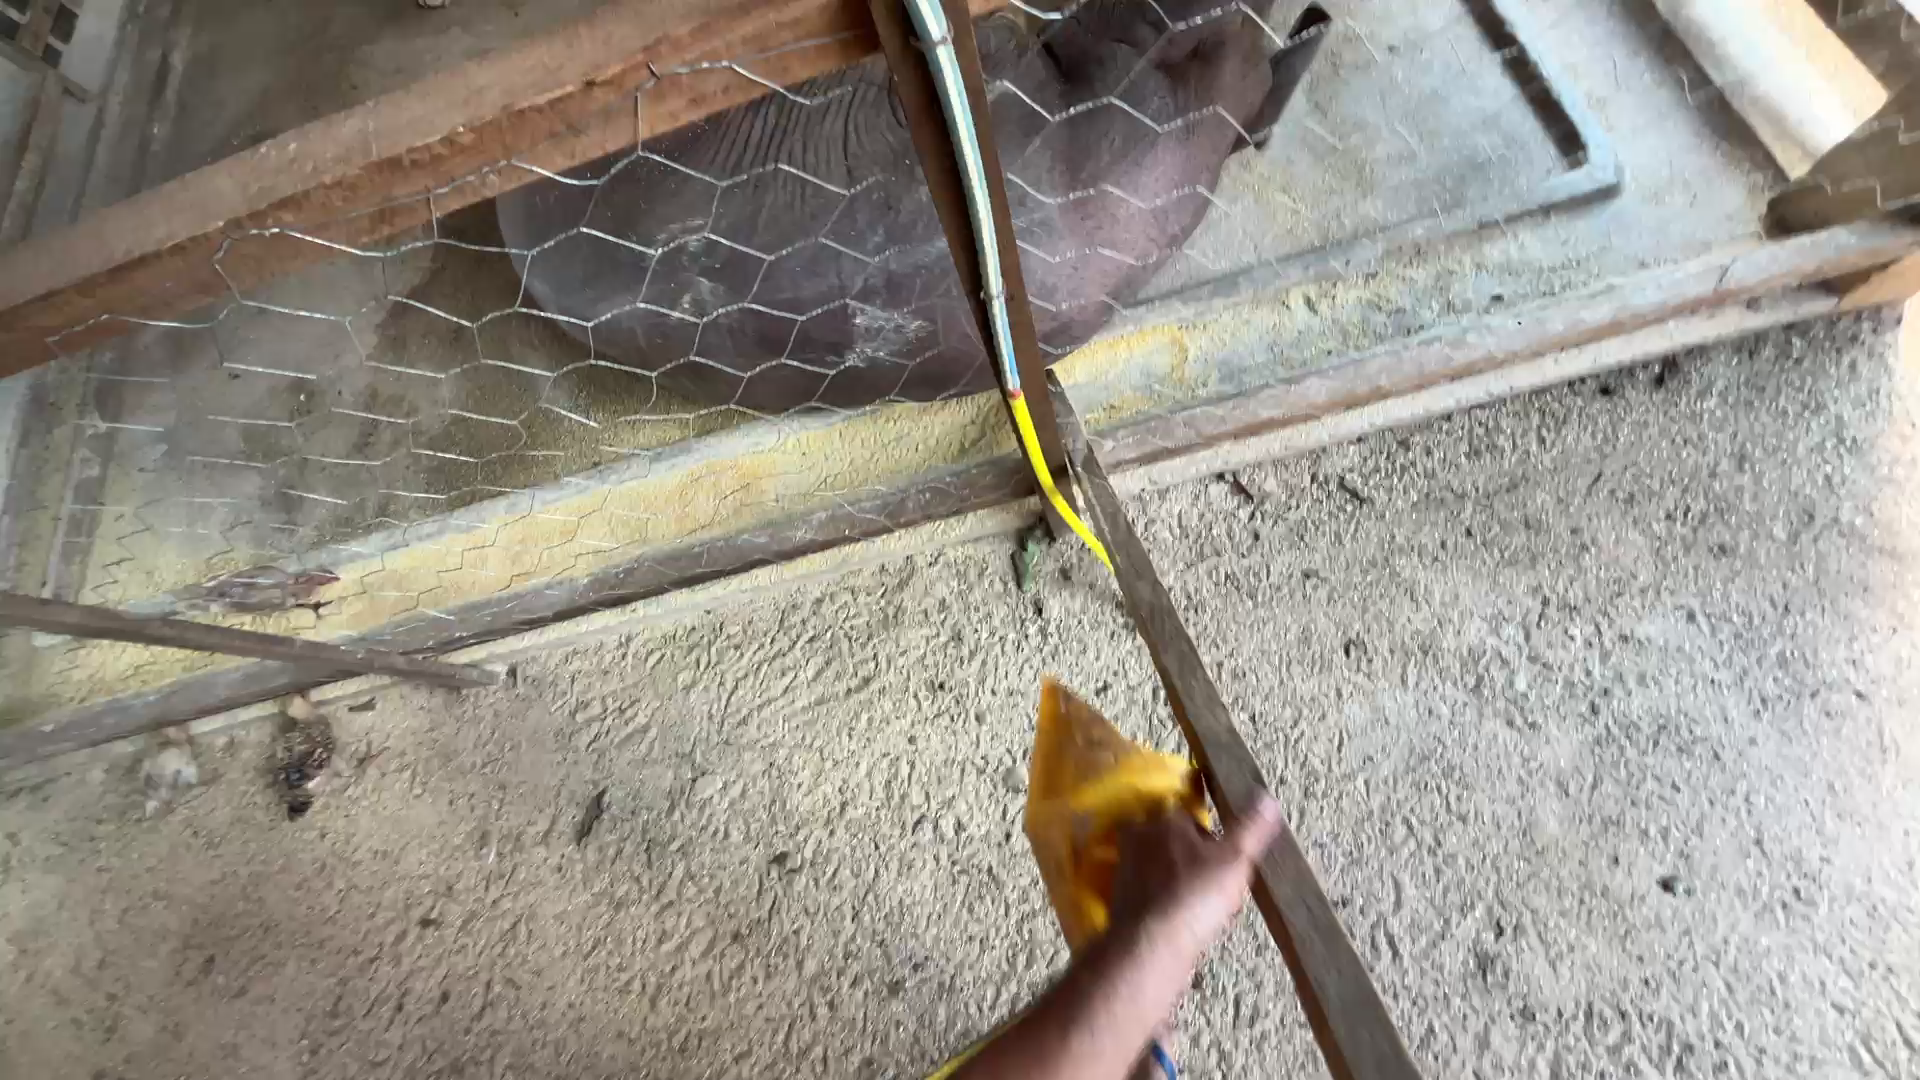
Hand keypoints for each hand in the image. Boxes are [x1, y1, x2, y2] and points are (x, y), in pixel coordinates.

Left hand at [1107, 794, 1285, 965]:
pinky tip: (1187, 920)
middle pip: (1176, 838)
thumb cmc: (1195, 895)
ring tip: (1208, 907)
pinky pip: (1155, 889)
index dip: (1214, 836)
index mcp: (1165, 817)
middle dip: (1198, 857)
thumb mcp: (1235, 860)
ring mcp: (1127, 862)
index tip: (1228, 856)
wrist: (1150, 943)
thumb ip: (1251, 829)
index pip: (1192, 813)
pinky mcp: (1122, 891)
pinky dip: (1170, 899)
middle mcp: (1140, 832)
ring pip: (1165, 864)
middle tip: (1220, 885)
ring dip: (1185, 880)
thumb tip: (1267, 798)